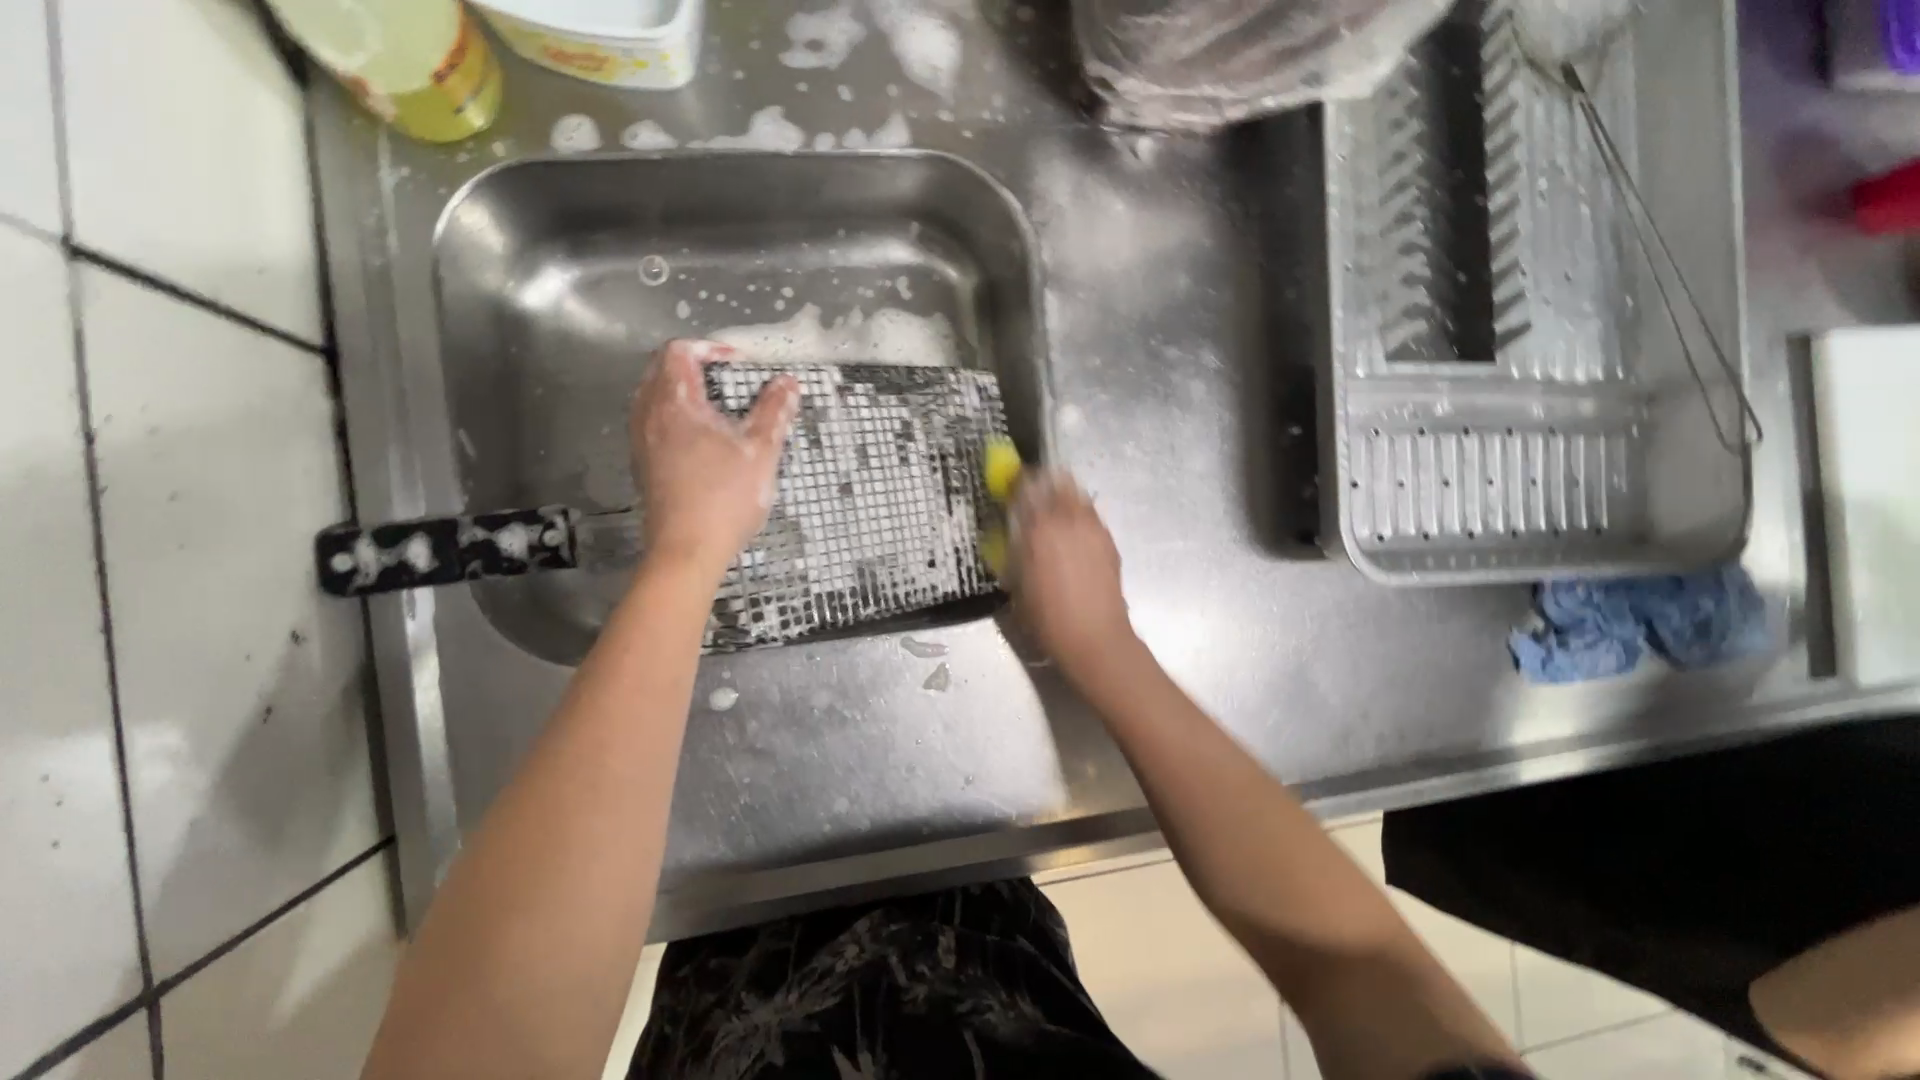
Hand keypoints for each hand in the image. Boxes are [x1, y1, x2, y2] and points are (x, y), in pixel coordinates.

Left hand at [630, 339, 797, 578]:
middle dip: (695, 367)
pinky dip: (674, 417)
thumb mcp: (761, 451)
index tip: (740, 367)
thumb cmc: (725, 498)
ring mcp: (640, 441)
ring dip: (683, 392)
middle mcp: (648, 415)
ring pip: (653, 396)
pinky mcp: (642, 464)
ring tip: (717, 408)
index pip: (680, 351)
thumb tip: (788, 383)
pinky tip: (702, 440)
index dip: (711, 349)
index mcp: (674, 402)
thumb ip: (775, 411)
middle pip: (661, 369)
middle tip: (728, 381)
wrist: (686, 550)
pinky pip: (652, 422)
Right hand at [1009, 470, 1137, 678]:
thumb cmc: (1047, 617)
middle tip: (1035, 491)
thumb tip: (1014, 531)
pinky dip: (1080, 514)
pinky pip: (1091, 515)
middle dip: (1045, 482)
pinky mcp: (1109, 540)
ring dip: (1065, 494)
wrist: (1094, 636)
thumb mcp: (1017, 583)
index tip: (1011, 483)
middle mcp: (1067, 520)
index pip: (1026, 487)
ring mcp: (1092, 528)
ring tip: (1056, 509)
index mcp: (1038, 528)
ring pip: (1078, 494)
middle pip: (1057, 481)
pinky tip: (1074, 532)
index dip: (1018, 481)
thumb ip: (1015, 549)